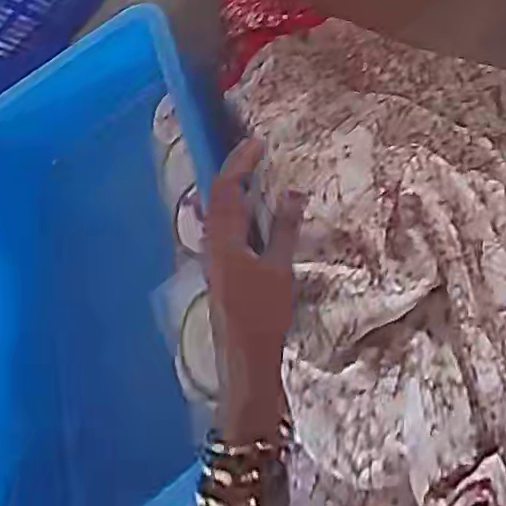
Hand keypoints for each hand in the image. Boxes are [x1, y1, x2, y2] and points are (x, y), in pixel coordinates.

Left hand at [205, 139, 302, 441]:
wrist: (245, 362)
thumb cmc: (263, 314)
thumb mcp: (280, 269)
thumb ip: (285, 228)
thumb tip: (293, 191)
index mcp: (223, 241)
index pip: (227, 190)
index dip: (240, 163)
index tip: (258, 143)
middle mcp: (212, 245)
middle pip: (217, 197)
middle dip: (234, 170)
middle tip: (256, 151)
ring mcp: (214, 259)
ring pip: (219, 212)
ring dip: (234, 188)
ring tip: (255, 173)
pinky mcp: (221, 270)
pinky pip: (225, 226)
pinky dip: (238, 208)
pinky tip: (253, 212)